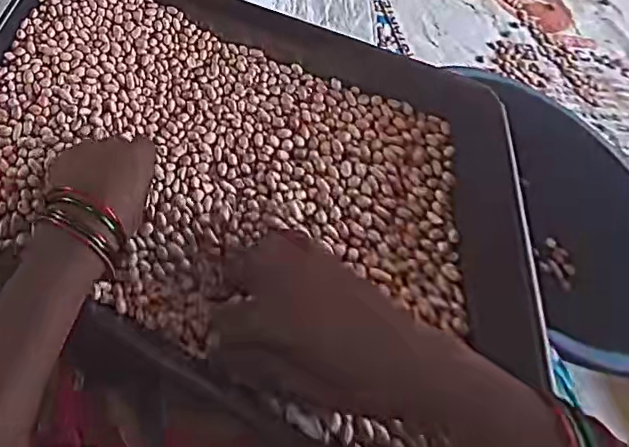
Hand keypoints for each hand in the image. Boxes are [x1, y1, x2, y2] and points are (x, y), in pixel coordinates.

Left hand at [44, 137, 155, 236]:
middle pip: (116, 146)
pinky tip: (71, 188)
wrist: (81, 222)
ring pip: (92, 150)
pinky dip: (72, 169)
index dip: (138, 159)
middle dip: (113, 161)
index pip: (144, 147)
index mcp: (138, 157)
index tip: (134, 172)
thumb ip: (135, 189)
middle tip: (109, 184)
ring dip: (91, 164)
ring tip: (88, 189)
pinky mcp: (66, 154)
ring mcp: (87, 147)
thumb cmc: (116, 221)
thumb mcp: (138, 210)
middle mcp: (114, 145)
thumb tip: (128, 191)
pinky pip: (72, 158)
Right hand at [210, 232, 474, 423]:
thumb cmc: (358, 380)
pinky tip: (284, 270)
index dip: (220, 334)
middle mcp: (275, 277)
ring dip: (250, 265)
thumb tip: (230, 355)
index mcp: (267, 315)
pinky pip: (283, 241)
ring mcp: (297, 260)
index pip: (224, 318)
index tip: (223, 343)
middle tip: (236, 309)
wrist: (408, 359)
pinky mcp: (318, 252)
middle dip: (229, 288)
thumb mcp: (303, 386)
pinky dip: (276, 252)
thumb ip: (259, 365)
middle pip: (232, 267)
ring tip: (256, 285)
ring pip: (254, 248)